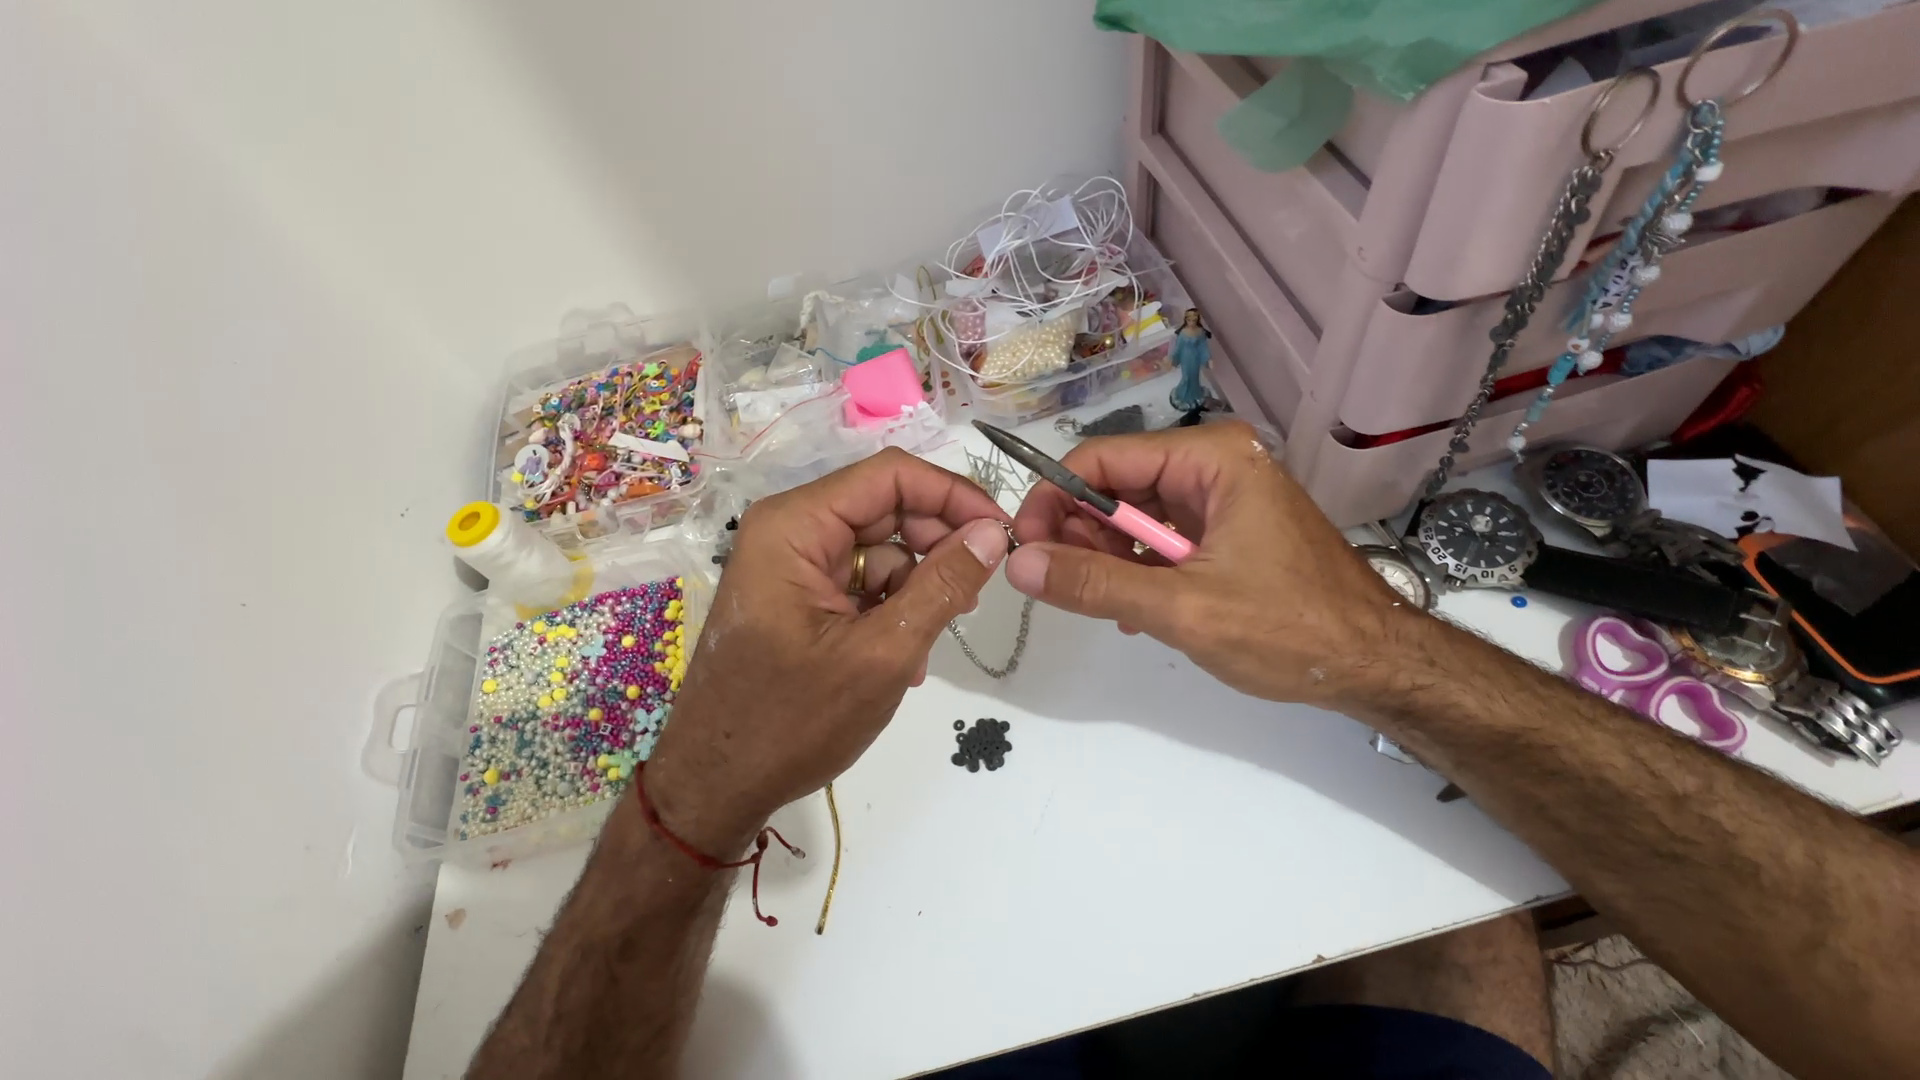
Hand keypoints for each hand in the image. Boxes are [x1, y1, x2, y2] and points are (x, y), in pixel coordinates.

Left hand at [646, 448, 1010, 854]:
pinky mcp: (797, 597)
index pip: (891, 475)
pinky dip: (890, 613)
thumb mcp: (883, 654)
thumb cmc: (792, 722)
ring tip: (923, 651)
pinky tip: (900, 660)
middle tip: (973, 596)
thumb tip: (993, 534)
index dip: (953, 494)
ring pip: (882, 551)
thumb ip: (943, 587)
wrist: (717, 786)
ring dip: (916, 592)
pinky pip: (862, 584)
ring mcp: (791, 566)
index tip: (1002, 532)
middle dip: (936, 549)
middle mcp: (790, 531)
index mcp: (795, 526)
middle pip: (886, 510)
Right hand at [1007, 421, 1411, 707]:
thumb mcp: (1181, 608)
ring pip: (1133, 517)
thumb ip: (1095, 583)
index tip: (1026, 551)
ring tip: (1108, 605)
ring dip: (1108, 559)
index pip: (1101, 460)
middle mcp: (1213, 465)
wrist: (1377, 665)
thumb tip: (1018, 565)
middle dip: (1081, 534)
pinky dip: (1137, 571)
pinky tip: (1135, 612)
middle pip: (1115, 485)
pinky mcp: (1226, 532)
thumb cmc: (1288, 629)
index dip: (1053, 500)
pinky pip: (1160, 540)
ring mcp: (1222, 499)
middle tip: (1064, 587)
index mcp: (1209, 458)